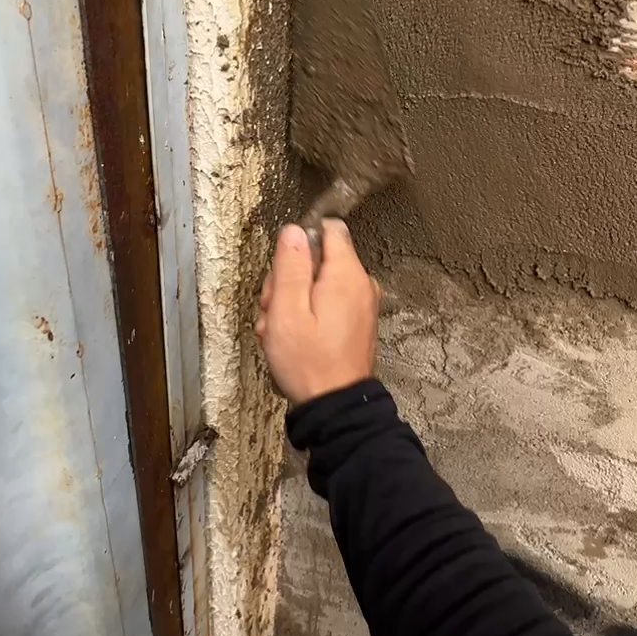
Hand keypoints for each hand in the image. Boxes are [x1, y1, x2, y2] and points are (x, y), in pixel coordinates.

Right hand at [255, 218, 379, 403]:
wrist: (335, 406)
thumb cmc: (310, 363)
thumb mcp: (287, 311)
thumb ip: (290, 266)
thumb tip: (294, 231)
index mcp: (346, 274)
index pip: (329, 229)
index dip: (300, 241)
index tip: (284, 267)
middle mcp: (361, 283)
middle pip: (319, 258)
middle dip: (290, 278)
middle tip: (275, 308)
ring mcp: (361, 303)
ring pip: (319, 282)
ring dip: (294, 300)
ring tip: (280, 329)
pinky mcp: (357, 320)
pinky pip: (328, 303)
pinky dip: (308, 314)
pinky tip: (294, 337)